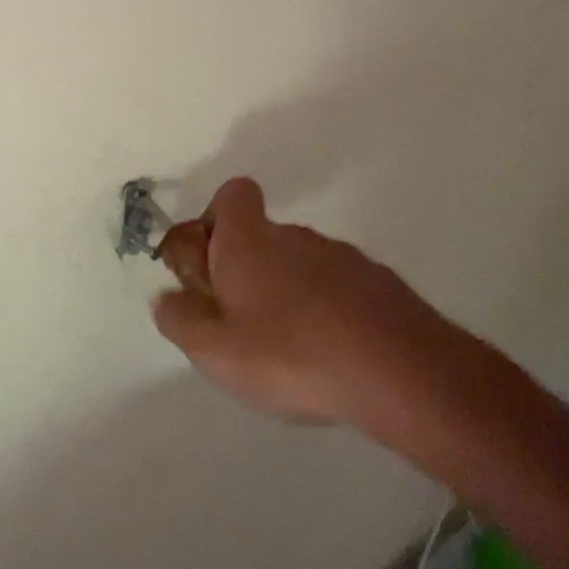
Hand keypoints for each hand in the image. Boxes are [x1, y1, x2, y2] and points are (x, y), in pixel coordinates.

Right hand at [151, 177, 475, 430]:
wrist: (401, 373)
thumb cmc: (290, 355)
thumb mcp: (213, 351)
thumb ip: (179, 320)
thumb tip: (166, 298)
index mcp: (248, 241)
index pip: (232, 194)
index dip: (214, 221)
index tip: (208, 267)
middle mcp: (294, 237)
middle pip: (260, 236)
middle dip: (245, 270)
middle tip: (239, 324)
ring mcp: (343, 259)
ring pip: (300, 265)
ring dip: (287, 294)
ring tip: (288, 351)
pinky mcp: (381, 287)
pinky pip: (338, 289)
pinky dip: (327, 312)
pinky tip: (329, 357)